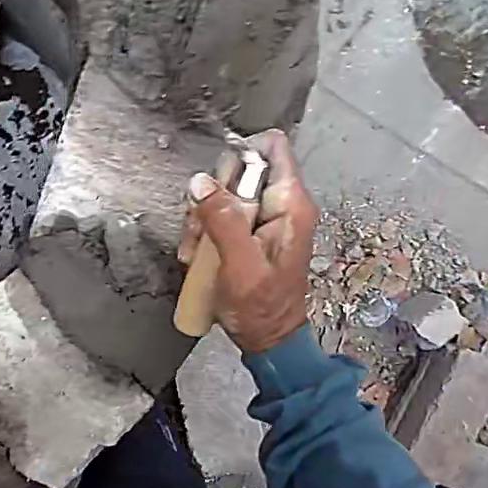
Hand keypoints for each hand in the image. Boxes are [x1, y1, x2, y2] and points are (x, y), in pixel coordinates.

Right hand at [176, 130, 318, 353]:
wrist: (267, 340)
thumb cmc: (260, 307)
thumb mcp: (239, 264)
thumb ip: (222, 219)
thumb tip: (200, 182)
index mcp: (290, 204)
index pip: (272, 147)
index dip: (240, 155)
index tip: (217, 186)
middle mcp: (281, 206)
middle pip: (240, 172)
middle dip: (212, 197)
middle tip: (201, 230)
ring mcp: (265, 221)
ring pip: (224, 197)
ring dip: (203, 222)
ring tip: (197, 254)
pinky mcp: (250, 236)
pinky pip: (221, 219)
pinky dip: (206, 236)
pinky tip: (199, 259)